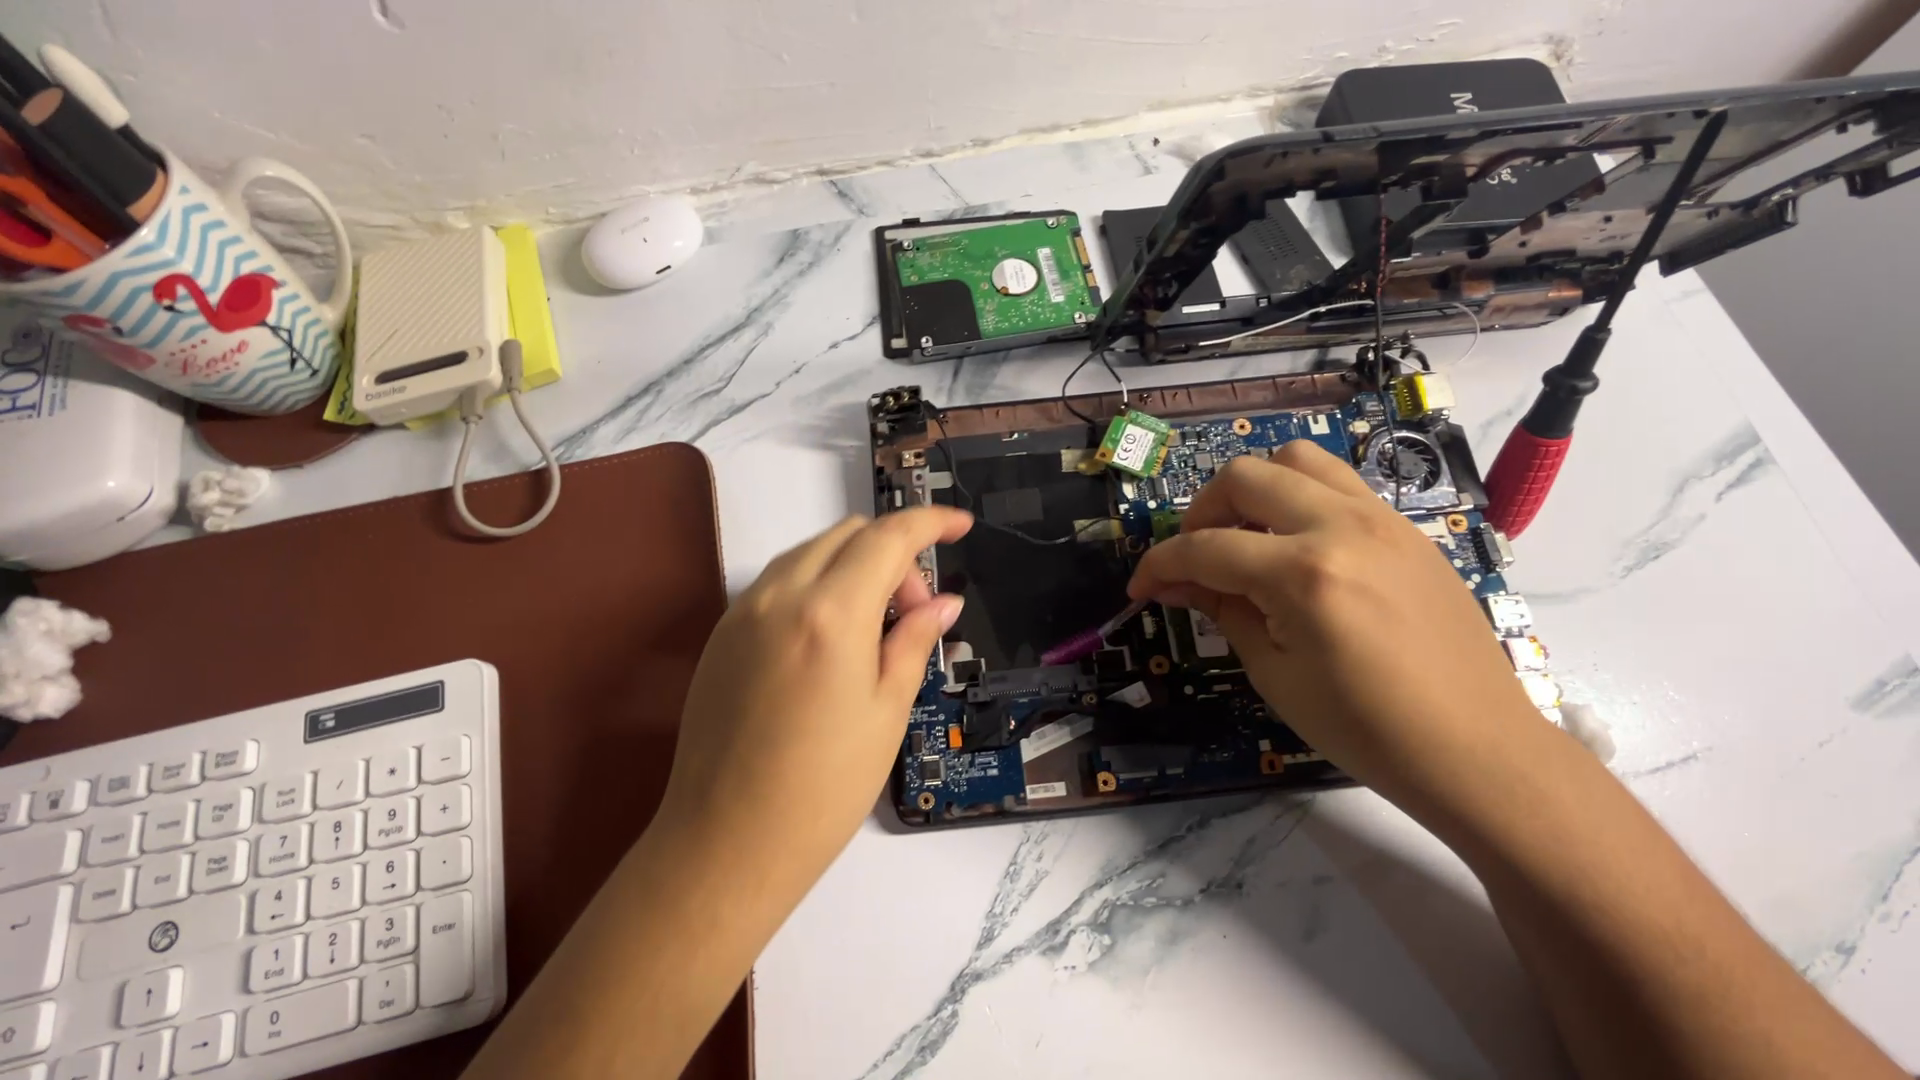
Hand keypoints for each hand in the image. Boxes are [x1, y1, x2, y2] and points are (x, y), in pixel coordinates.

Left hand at [657, 506, 971, 881]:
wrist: (728, 841)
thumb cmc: (825, 787)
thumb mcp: (888, 712)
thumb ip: (915, 641)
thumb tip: (944, 602)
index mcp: (831, 613)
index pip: (889, 538)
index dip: (931, 523)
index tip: (961, 527)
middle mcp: (780, 595)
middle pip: (847, 534)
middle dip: (893, 554)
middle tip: (915, 612)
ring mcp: (742, 612)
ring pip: (809, 552)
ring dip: (852, 566)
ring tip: (875, 629)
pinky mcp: (721, 634)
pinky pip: (777, 583)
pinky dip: (815, 586)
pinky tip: (831, 641)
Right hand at [1127, 442, 1543, 813]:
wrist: (1474, 748)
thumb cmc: (1366, 730)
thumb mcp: (1275, 674)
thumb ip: (1223, 611)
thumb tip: (1177, 584)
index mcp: (1303, 574)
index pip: (1206, 547)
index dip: (1160, 564)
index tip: (1142, 587)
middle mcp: (1342, 528)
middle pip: (1246, 476)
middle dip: (1202, 512)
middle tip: (1195, 557)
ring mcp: (1382, 521)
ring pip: (1298, 460)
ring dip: (1256, 490)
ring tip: (1247, 537)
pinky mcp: (1406, 530)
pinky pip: (1339, 486)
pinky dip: (1301, 501)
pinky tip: (1297, 550)